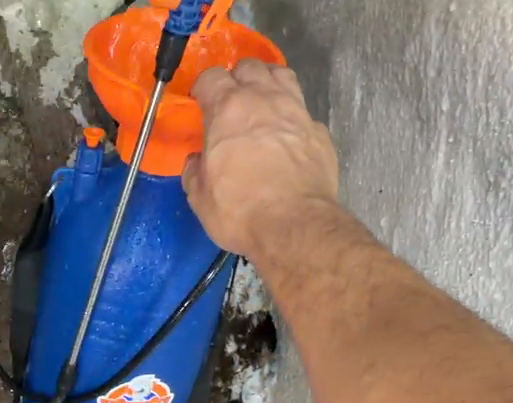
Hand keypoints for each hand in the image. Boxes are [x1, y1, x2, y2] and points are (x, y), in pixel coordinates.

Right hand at [182, 59, 339, 259]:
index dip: (202, 88)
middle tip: (229, 101)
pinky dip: (290, 117)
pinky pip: (301, 110)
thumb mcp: (200, 198)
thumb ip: (194, 172)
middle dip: (236, 79)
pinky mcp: (318, 130)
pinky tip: (285, 136)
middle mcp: (263, 99)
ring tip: (260, 104)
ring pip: (281, 76)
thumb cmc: (240, 211)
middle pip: (249, 67)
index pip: (211, 77)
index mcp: (227, 111)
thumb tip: (195, 162)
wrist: (293, 224)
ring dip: (267, 84)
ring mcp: (296, 111)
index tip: (199, 102)